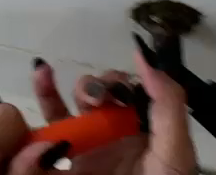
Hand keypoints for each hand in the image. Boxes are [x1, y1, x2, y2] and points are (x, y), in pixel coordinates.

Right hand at [30, 47, 195, 174]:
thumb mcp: (175, 154)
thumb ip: (167, 106)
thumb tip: (144, 58)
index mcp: (142, 133)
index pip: (129, 92)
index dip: (121, 81)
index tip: (118, 85)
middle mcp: (112, 136)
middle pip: (96, 95)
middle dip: (94, 87)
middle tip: (96, 100)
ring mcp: (85, 146)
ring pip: (66, 105)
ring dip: (59, 84)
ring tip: (58, 82)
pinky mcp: (60, 157)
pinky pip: (44, 123)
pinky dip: (41, 93)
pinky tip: (41, 73)